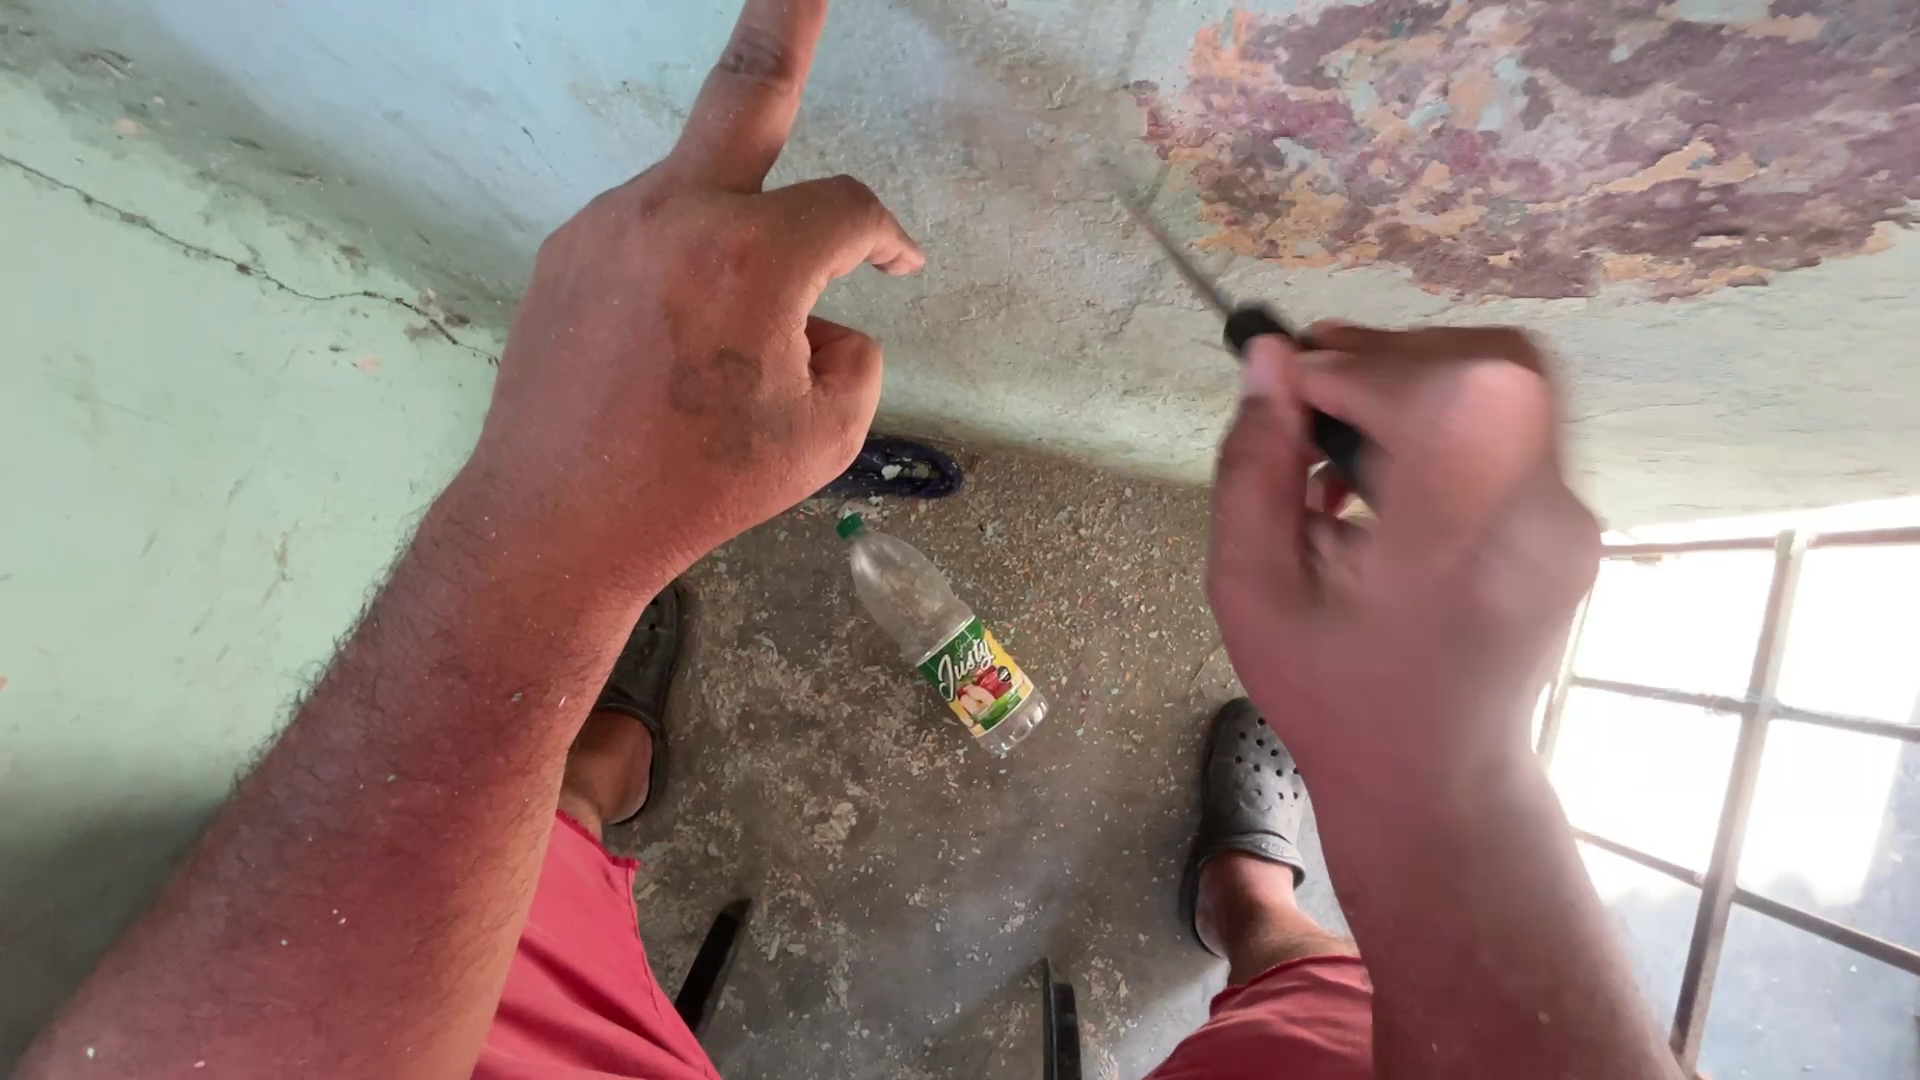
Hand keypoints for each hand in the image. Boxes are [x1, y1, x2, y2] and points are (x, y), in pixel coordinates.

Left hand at [465, 0, 924, 575]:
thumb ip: (856, 360)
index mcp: (754, 260)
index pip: (852, 212)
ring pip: (704, 193)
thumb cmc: (706, 485)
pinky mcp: (568, 251)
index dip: (892, 236)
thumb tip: (830, 324)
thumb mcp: (828, 436)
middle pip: (745, 92)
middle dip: (786, 20)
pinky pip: (656, 235)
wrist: (562, 518)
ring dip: (745, 238)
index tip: (905, 262)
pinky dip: (692, 271)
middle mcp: (675, 215)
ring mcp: (608, 224)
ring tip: (740, 331)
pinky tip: (681, 342)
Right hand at [1207, 325, 1598, 799]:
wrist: (1430, 773)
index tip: (1285, 383)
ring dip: (1405, 382)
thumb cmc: (1324, 692)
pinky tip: (1369, 471)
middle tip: (1303, 391)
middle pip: (1494, 367)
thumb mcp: (1249, 588)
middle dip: (1385, 357)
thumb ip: (1251, 471)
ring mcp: (1567, 520)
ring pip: (1505, 384)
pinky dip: (1430, 416)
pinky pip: (1503, 426)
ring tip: (1327, 435)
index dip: (1359, 365)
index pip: (1451, 395)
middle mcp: (1540, 524)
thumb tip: (1267, 361)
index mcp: (1457, 553)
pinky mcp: (1562, 520)